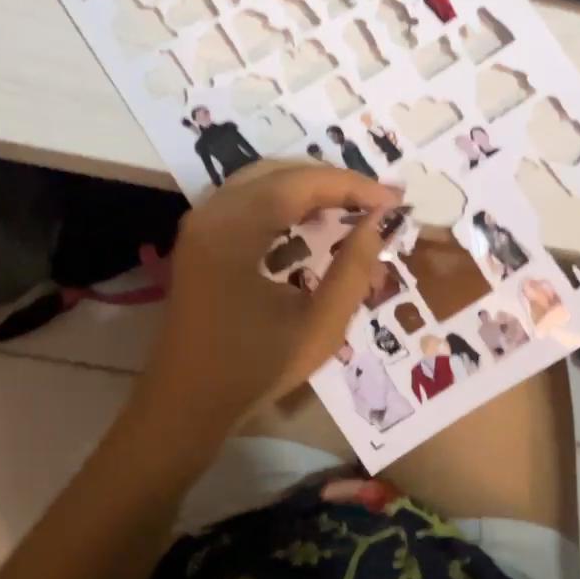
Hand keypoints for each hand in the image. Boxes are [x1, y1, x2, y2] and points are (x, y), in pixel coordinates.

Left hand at [139, 160, 402, 434]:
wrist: (185, 405)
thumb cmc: (253, 369)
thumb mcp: (318, 326)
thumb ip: (354, 270)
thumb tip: (380, 223)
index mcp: (234, 229)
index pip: (301, 183)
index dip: (351, 185)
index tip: (394, 201)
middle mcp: (213, 213)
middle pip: (281, 173)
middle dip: (332, 183)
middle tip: (377, 203)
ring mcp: (202, 224)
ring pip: (264, 182)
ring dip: (309, 192)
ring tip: (353, 211)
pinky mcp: (201, 239)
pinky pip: (248, 202)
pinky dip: (285, 205)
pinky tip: (314, 228)